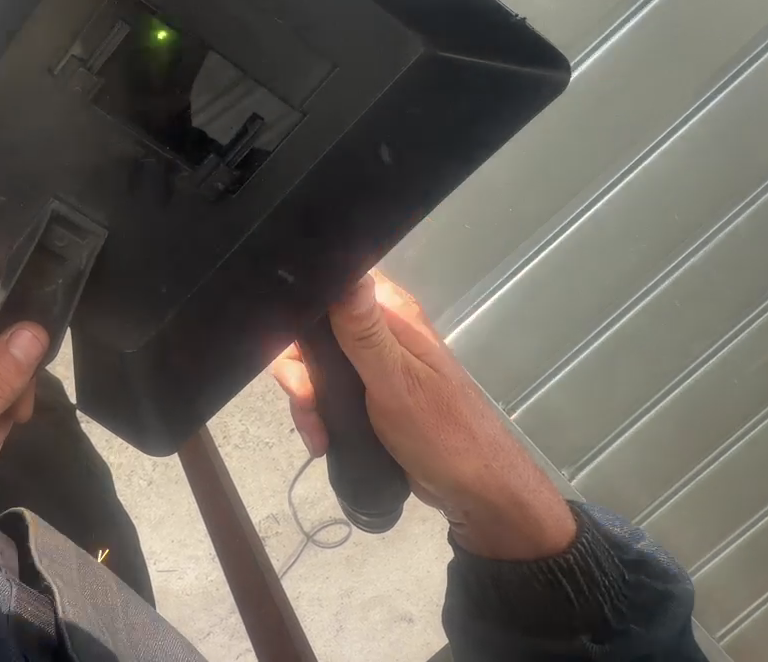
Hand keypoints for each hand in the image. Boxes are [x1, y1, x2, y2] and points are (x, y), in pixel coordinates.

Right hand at [271, 272, 575, 559]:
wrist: (477, 496)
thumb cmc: (442, 433)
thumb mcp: (397, 381)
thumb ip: (364, 330)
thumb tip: (344, 271)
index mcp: (390, 312)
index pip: (336, 282)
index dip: (306, 301)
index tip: (291, 336)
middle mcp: (379, 329)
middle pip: (314, 328)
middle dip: (299, 367)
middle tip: (305, 399)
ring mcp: (371, 362)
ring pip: (315, 363)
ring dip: (306, 397)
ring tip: (316, 432)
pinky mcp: (366, 392)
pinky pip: (326, 389)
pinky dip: (316, 411)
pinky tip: (321, 436)